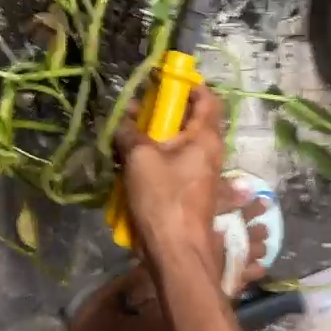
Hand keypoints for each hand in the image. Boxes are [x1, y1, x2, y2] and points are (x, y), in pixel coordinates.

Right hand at [113, 87, 227, 280]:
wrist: (176, 252)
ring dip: (153, 135)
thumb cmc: (164, 198)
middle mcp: (209, 153)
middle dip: (161, 111)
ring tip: (125, 135)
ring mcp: (201, 174)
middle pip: (189, 120)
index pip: (208, 99)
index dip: (189, 84)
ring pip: (178, 143)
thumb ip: (128, 132)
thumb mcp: (139, 157)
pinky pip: (172, 163)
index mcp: (205, 138)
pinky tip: (130, 162)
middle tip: (134, 108)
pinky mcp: (189, 192)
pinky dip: (154, 157)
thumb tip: (121, 120)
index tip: (163, 77)